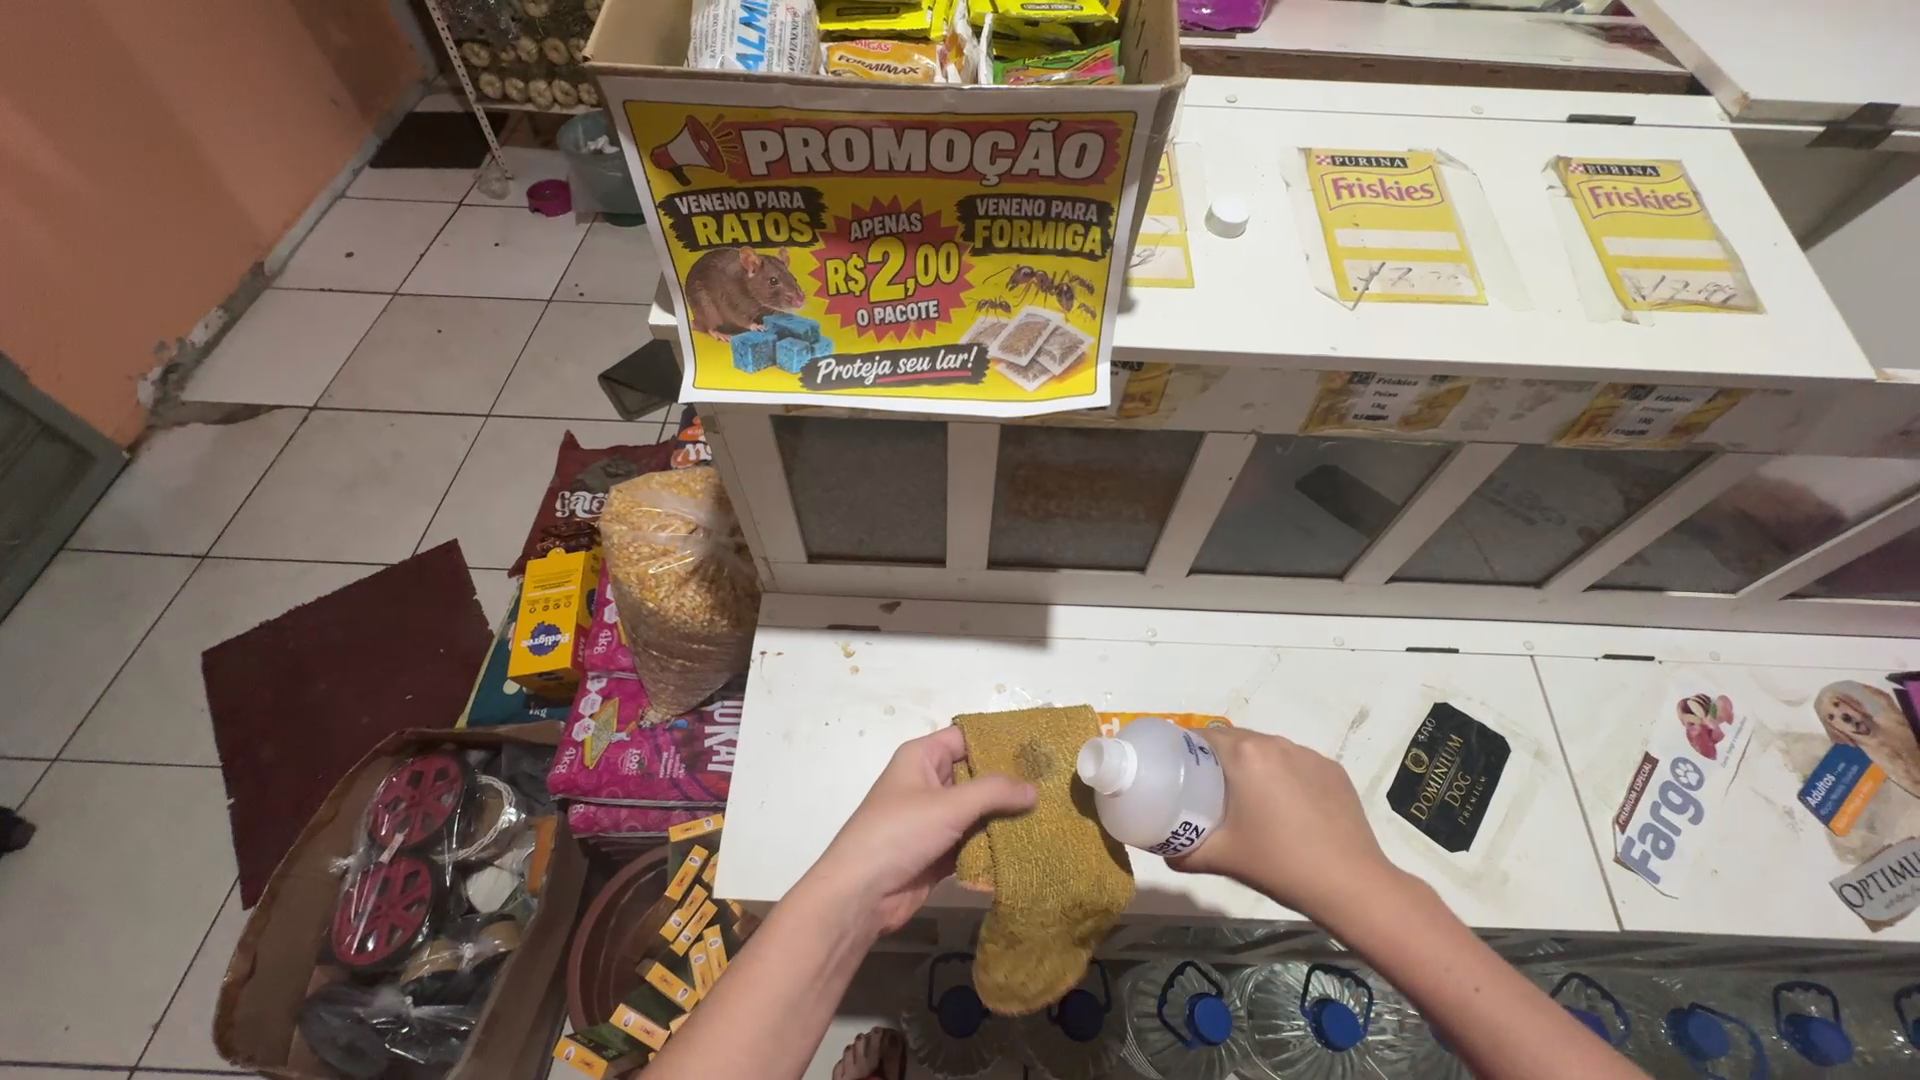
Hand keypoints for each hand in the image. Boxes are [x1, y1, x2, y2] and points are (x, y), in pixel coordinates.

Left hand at [804, 727, 1035, 935]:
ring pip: (977, 811)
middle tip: (1053, 786)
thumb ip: (994, 792)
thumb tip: (1034, 789)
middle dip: (1010, 783)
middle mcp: (928, 782)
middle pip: (976, 776)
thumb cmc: (899, 833)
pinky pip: (973, 842)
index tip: (1038, 747)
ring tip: (1050, 816)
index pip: (966, 738)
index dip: (999, 741)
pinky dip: (994, 845)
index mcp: (922, 757)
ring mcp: (933, 819)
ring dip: (1005, 818)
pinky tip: (1027, 847)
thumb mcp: (948, 805)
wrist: (860, 895)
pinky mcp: (938, 852)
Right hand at [1168, 728, 1405, 921]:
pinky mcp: (1333, 771)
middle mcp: (1276, 744)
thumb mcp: (1220, 859)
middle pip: (1235, 741)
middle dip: (1217, 761)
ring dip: (1252, 768)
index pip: (1202, 736)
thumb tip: (1164, 848)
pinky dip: (1284, 778)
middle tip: (1206, 793)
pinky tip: (1287, 811)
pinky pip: (1296, 764)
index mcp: (1245, 755)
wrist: (1352, 886)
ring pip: (1267, 752)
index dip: (1184, 751)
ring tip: (1248, 803)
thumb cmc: (1278, 865)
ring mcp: (1309, 755)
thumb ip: (1182, 852)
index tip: (1176, 774)